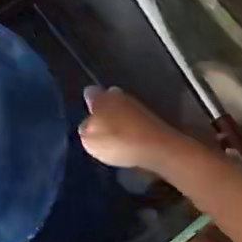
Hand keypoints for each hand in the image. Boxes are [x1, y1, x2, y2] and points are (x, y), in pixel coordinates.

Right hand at [78, 86, 197, 174]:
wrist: (157, 148)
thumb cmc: (118, 141)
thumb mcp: (89, 140)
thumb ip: (85, 129)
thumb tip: (87, 125)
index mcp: (102, 98)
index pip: (90, 93)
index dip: (87, 102)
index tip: (86, 110)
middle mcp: (120, 97)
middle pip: (109, 98)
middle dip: (105, 107)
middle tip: (99, 123)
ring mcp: (138, 107)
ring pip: (123, 109)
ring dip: (119, 118)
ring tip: (113, 135)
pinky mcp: (151, 120)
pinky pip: (134, 121)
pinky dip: (130, 128)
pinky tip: (128, 140)